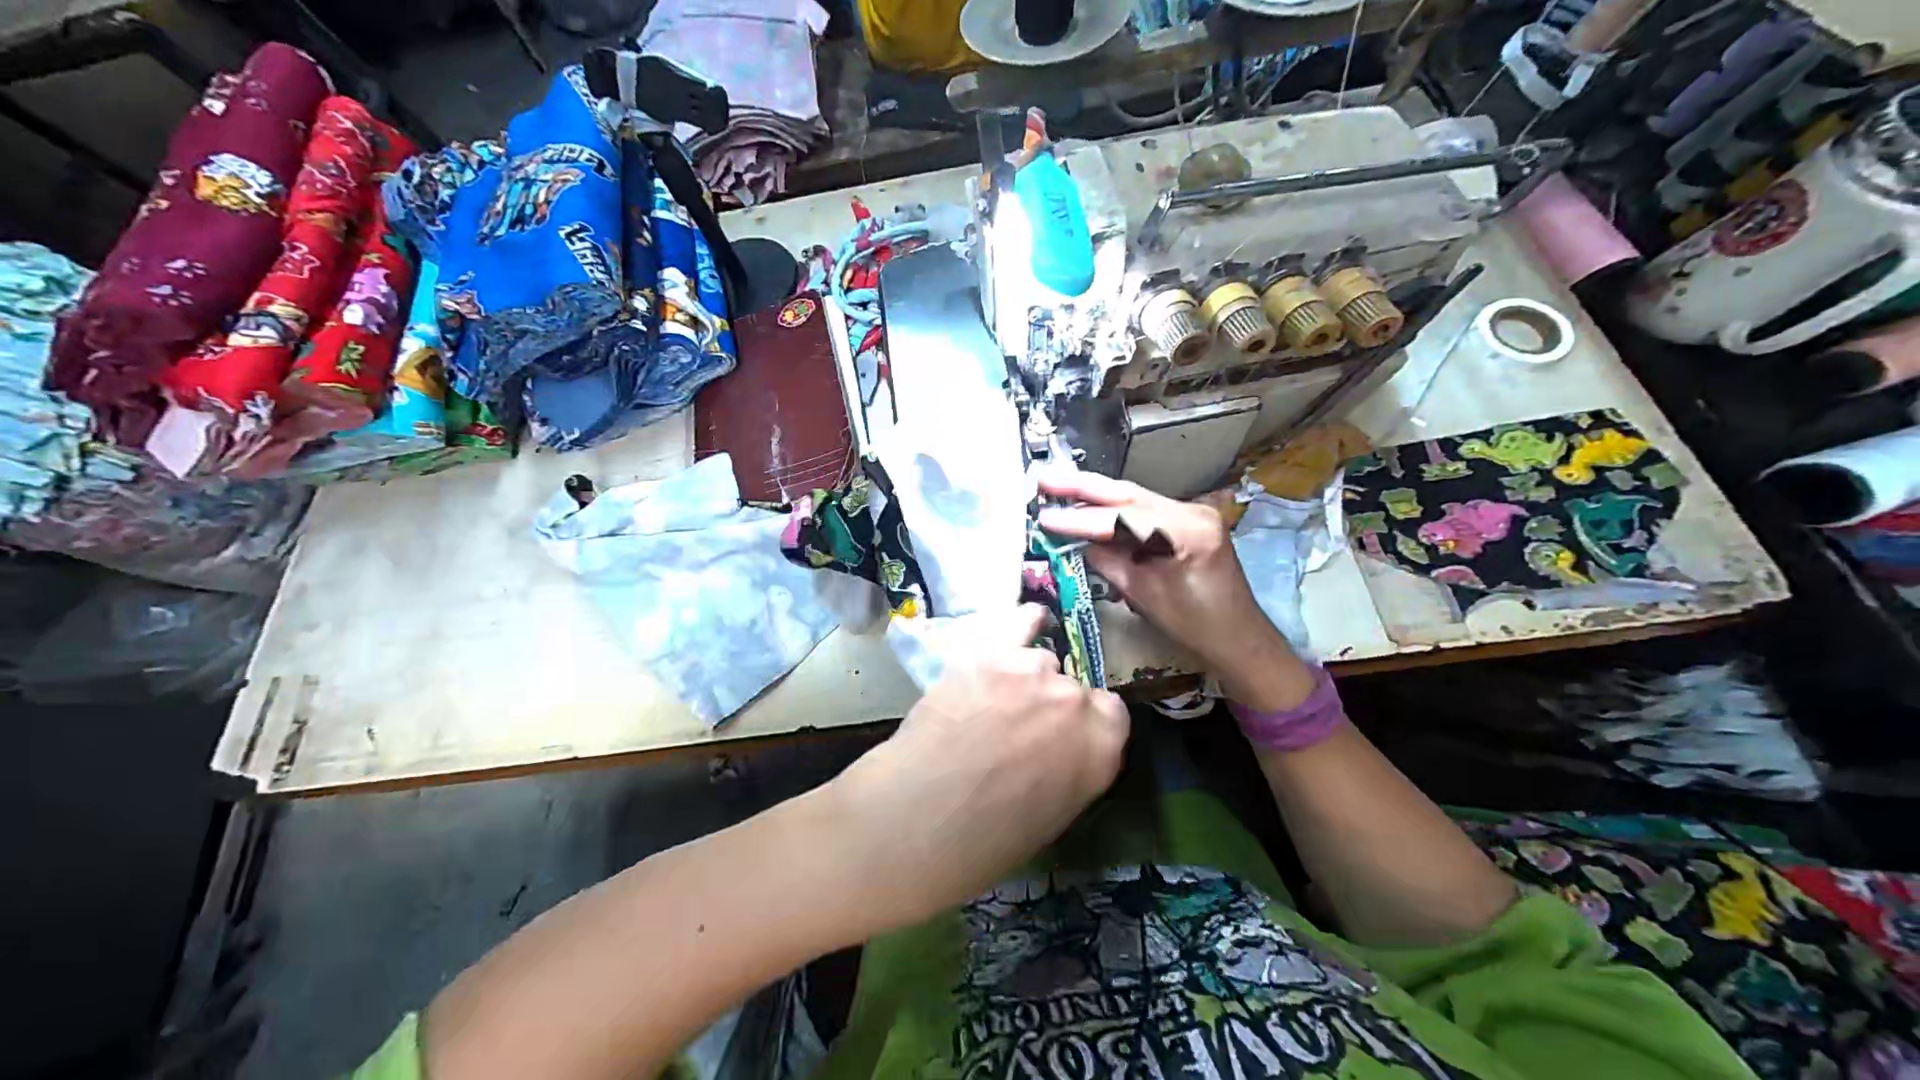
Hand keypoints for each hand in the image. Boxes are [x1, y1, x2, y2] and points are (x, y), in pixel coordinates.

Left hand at [828, 605, 1128, 928]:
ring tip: (987, 707)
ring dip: (1021, 682)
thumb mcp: (1051, 815)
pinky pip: (1017, 625)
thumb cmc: (985, 840)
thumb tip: (1061, 750)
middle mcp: (1074, 701)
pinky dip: (1022, 623)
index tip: (1063, 738)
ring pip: (1037, 664)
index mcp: (1101, 749)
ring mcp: (1032, 672)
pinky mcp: (988, 655)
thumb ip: (1070, 769)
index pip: (1110, 715)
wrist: (919, 819)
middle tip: (1016, 732)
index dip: (1084, 726)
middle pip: (1071, 688)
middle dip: (1050, 707)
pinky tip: (1029, 619)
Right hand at [1035, 470, 1313, 711]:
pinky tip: (1085, 507)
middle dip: (1082, 486)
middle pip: (1127, 493)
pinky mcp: (1188, 519)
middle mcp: (1192, 511)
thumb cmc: (1195, 625)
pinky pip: (1143, 509)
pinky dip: (1112, 509)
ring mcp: (1192, 511)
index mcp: (1188, 531)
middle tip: (1044, 479)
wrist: (1239, 636)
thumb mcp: (1144, 594)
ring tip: (1055, 488)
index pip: (1123, 517)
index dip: (1081, 518)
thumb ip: (1108, 561)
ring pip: (1133, 497)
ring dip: (1094, 495)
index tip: (1045, 517)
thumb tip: (1075, 541)